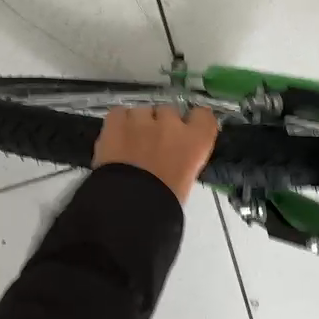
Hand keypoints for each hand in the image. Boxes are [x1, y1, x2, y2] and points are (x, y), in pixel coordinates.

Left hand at [92, 105, 218, 203]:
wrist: (130, 207)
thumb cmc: (164, 202)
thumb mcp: (186, 177)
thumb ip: (184, 156)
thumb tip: (173, 153)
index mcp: (196, 140)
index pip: (203, 115)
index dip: (192, 121)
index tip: (186, 130)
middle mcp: (172, 124)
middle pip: (169, 111)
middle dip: (162, 124)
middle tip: (153, 144)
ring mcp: (142, 120)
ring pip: (142, 111)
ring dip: (139, 124)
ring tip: (130, 144)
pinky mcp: (116, 121)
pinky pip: (119, 112)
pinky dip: (118, 123)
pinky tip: (116, 138)